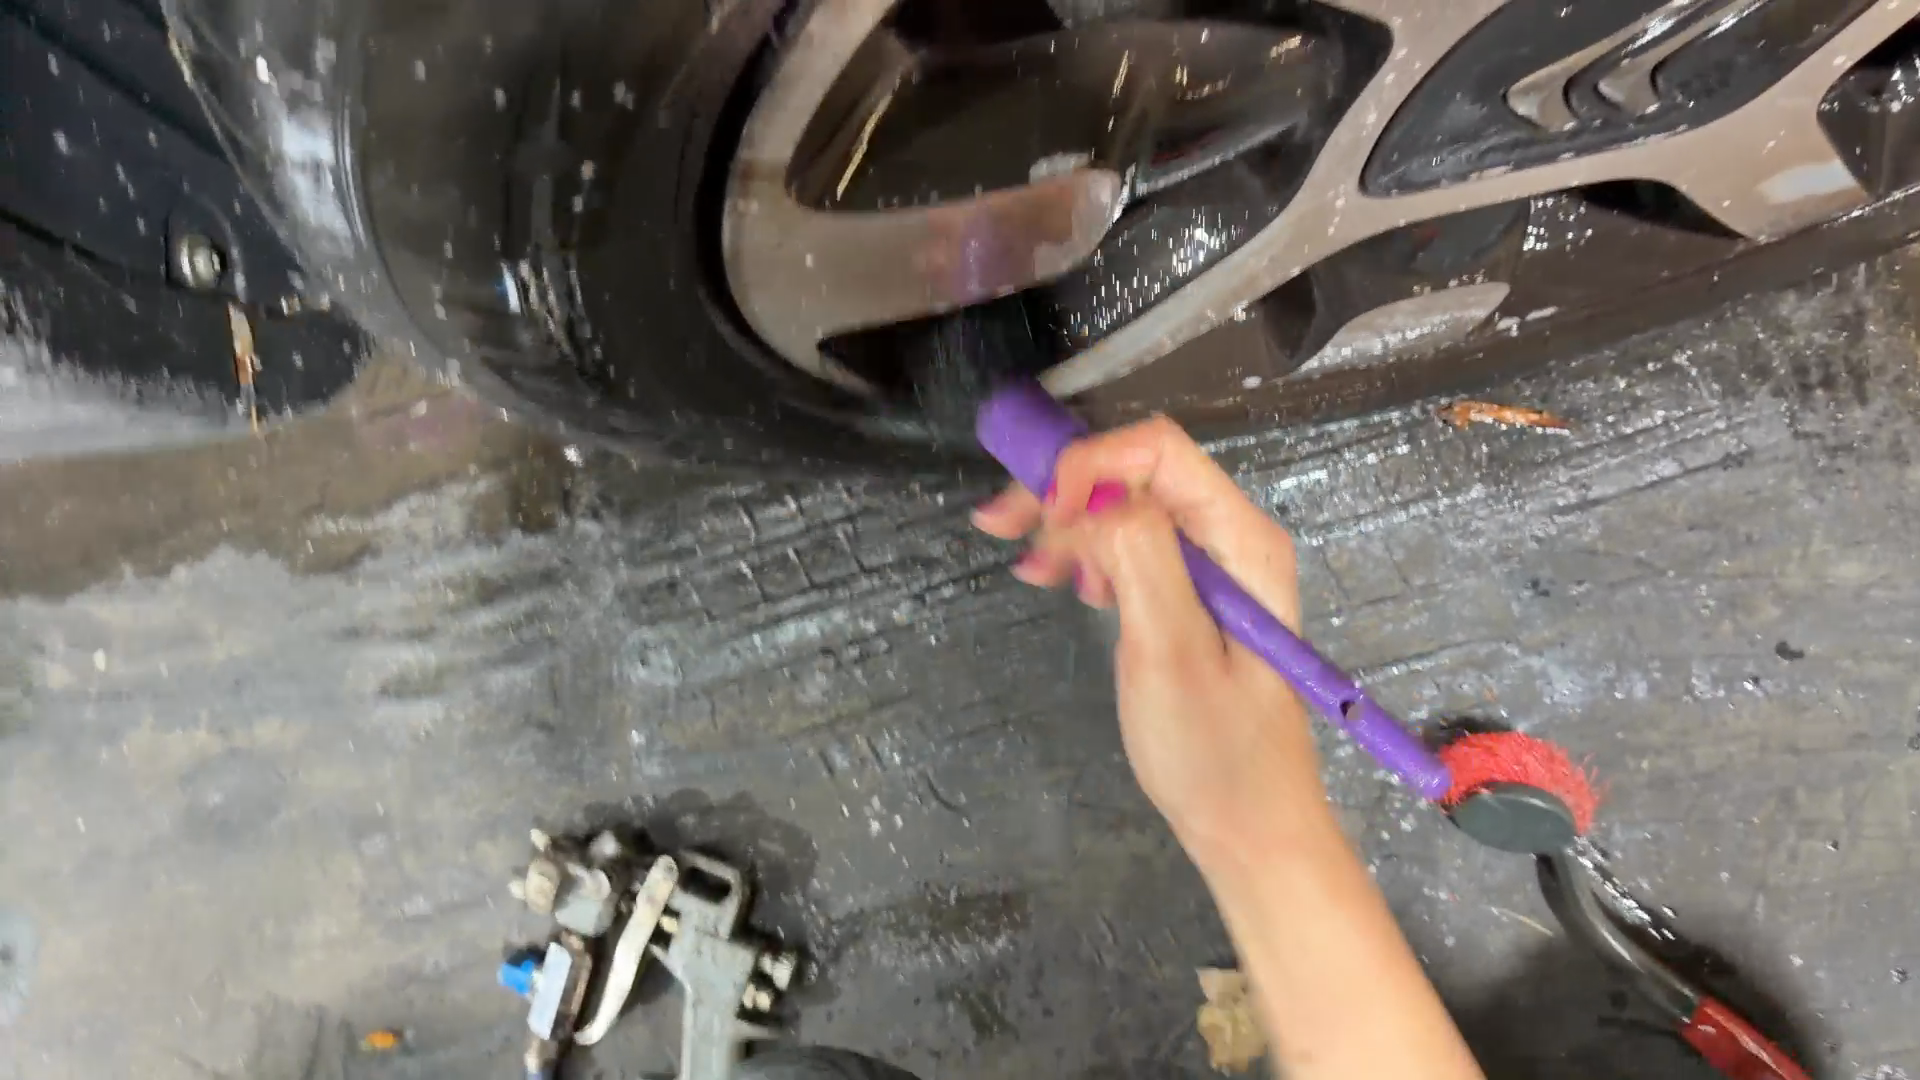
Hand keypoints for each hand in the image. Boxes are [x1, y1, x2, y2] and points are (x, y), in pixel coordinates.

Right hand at [972, 417, 1329, 863]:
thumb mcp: (1172, 653)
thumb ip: (1141, 559)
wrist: (1246, 821)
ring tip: (1029, 566)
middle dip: (1063, 488)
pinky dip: (1081, 552)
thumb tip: (1092, 497)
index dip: (1091, 464)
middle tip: (1000, 524)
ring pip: (1120, 505)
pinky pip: (1123, 544)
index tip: (1042, 515)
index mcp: (1239, 538)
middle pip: (1133, 471)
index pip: (1158, 451)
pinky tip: (1059, 580)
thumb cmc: (1214, 750)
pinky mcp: (1179, 589)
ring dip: (1065, 522)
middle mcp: (1223, 535)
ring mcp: (1201, 562)